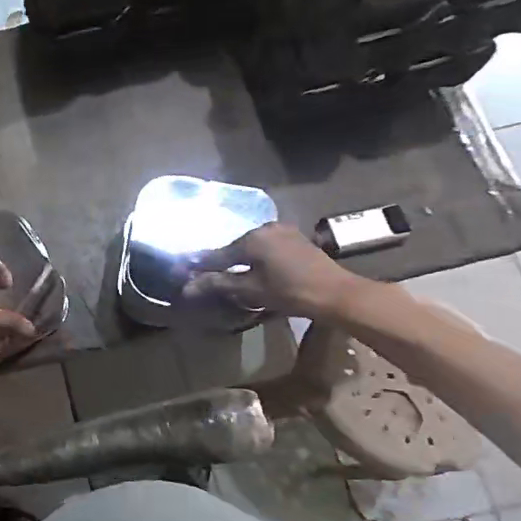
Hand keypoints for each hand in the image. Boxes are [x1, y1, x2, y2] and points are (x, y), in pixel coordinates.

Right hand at [184, 223, 363, 318]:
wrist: (335, 293)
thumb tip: (188, 287)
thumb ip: (219, 284)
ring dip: (242, 259)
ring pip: (253, 246)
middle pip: (236, 247)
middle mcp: (265, 227)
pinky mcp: (296, 238)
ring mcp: (283, 231)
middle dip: (222, 262)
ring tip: (233, 275)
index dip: (201, 266)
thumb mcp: (251, 290)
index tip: (185, 274)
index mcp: (251, 238)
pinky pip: (268, 246)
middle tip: (210, 277)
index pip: (218, 254)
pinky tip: (257, 269)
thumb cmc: (290, 292)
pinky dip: (259, 257)